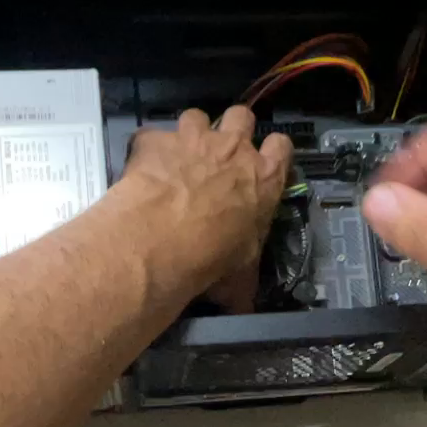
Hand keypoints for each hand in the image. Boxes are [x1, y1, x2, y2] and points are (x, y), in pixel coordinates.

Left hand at [118, 105, 291, 313]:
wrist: (164, 239)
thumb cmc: (215, 259)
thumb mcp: (240, 278)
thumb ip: (244, 286)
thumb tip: (243, 310)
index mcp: (264, 178)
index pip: (282, 148)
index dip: (273, 153)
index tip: (264, 165)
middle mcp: (232, 149)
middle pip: (242, 116)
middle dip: (233, 129)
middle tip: (221, 156)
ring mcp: (192, 139)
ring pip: (197, 117)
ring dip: (191, 134)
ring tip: (180, 160)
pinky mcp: (154, 141)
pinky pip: (152, 136)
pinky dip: (148, 151)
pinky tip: (143, 172)